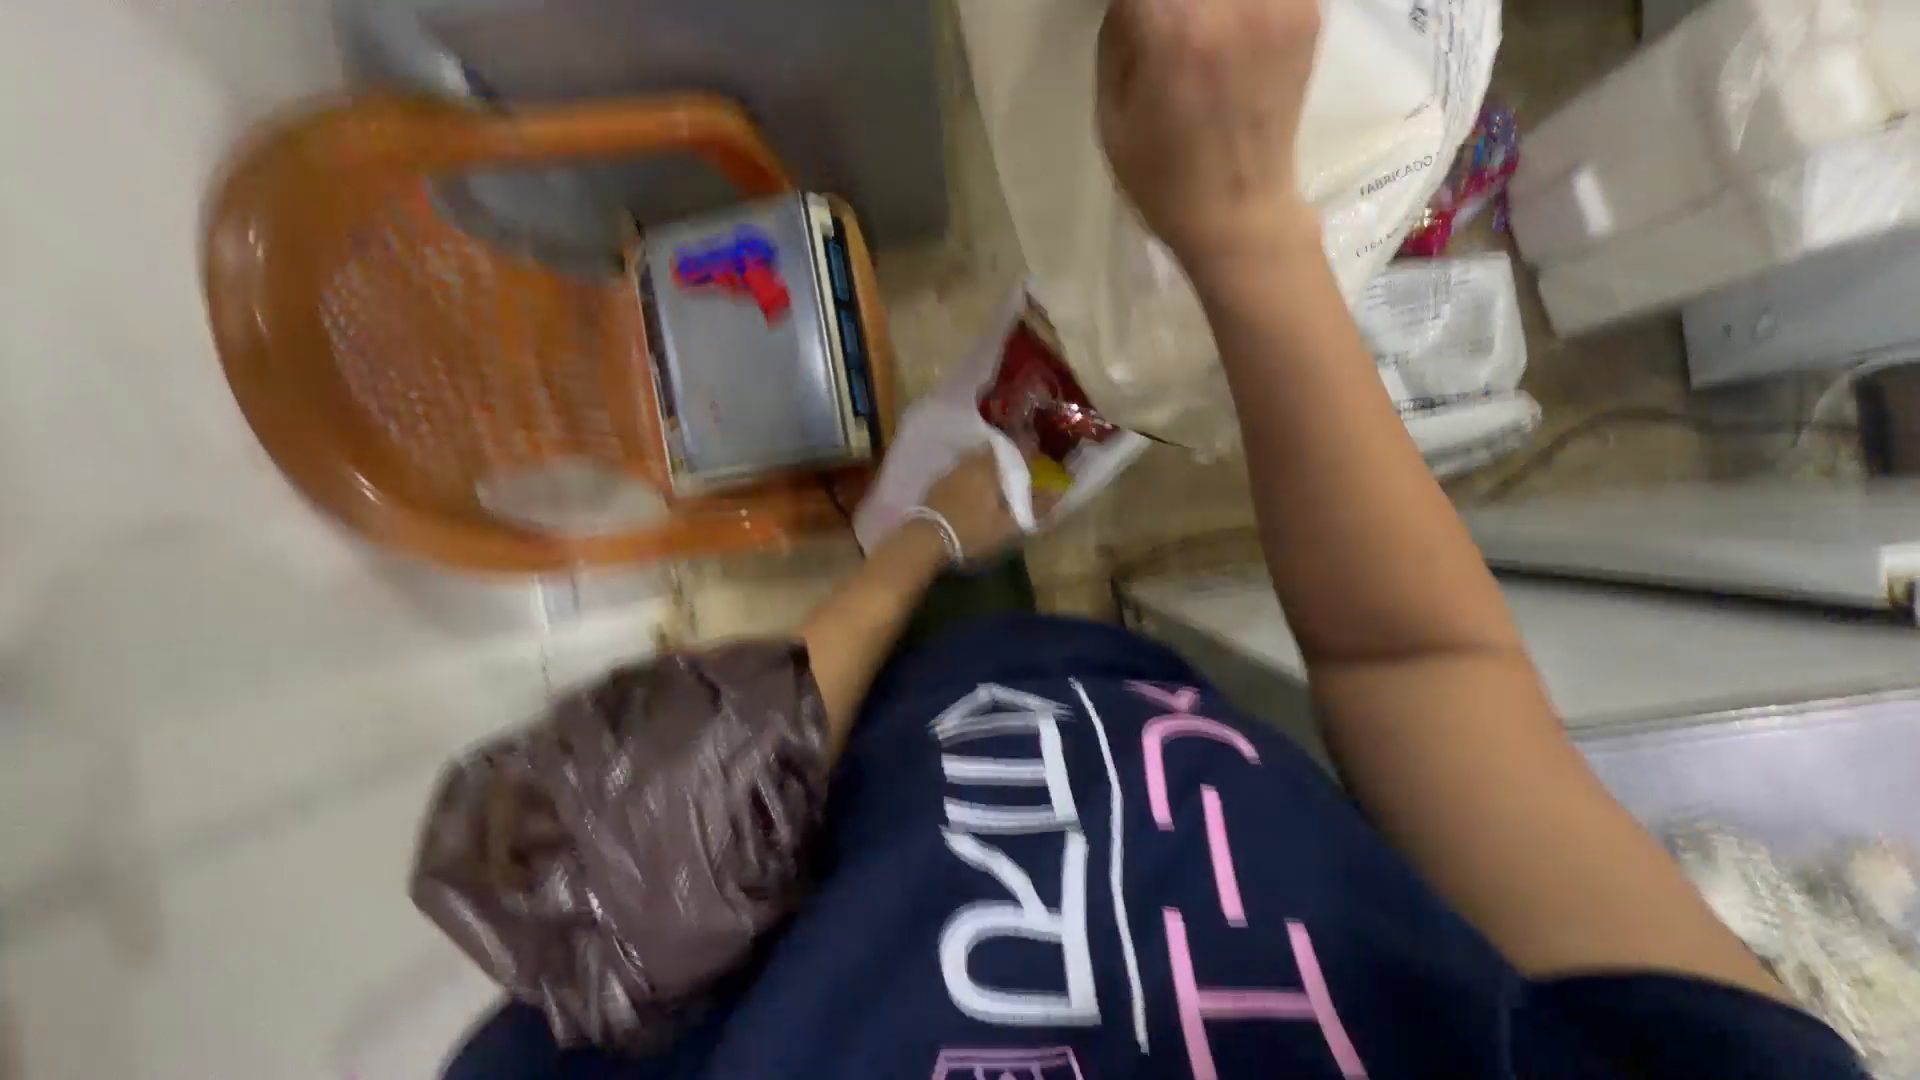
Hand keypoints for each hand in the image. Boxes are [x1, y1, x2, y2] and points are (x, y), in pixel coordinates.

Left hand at [920, 451, 1031, 560]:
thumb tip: (1058, 493)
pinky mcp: (936, 485)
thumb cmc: (971, 531)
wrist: (924, 540)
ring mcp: (949, 472)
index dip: (1028, 452)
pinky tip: (973, 495)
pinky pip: (960, 476)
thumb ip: (1035, 508)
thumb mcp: (1008, 526)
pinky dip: (970, 481)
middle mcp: (969, 462)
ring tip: (996, 486)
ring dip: (986, 470)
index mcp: (989, 466)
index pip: (1014, 449)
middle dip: (1006, 461)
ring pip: (974, 464)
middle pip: (992, 454)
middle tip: (1017, 474)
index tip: (1038, 459)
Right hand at [1097, 0, 1324, 275]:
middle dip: (1174, 1)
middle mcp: (1235, 4)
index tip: (1139, 15)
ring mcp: (1280, 3)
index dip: (1141, 0)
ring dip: (1206, 4)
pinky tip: (1232, 30)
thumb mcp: (1112, 113)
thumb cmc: (1161, 178)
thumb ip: (1120, 30)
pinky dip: (1243, 6)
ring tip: (1198, 27)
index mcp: (1176, 28)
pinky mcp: (1307, 12)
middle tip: (1166, 23)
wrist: (1237, 214)